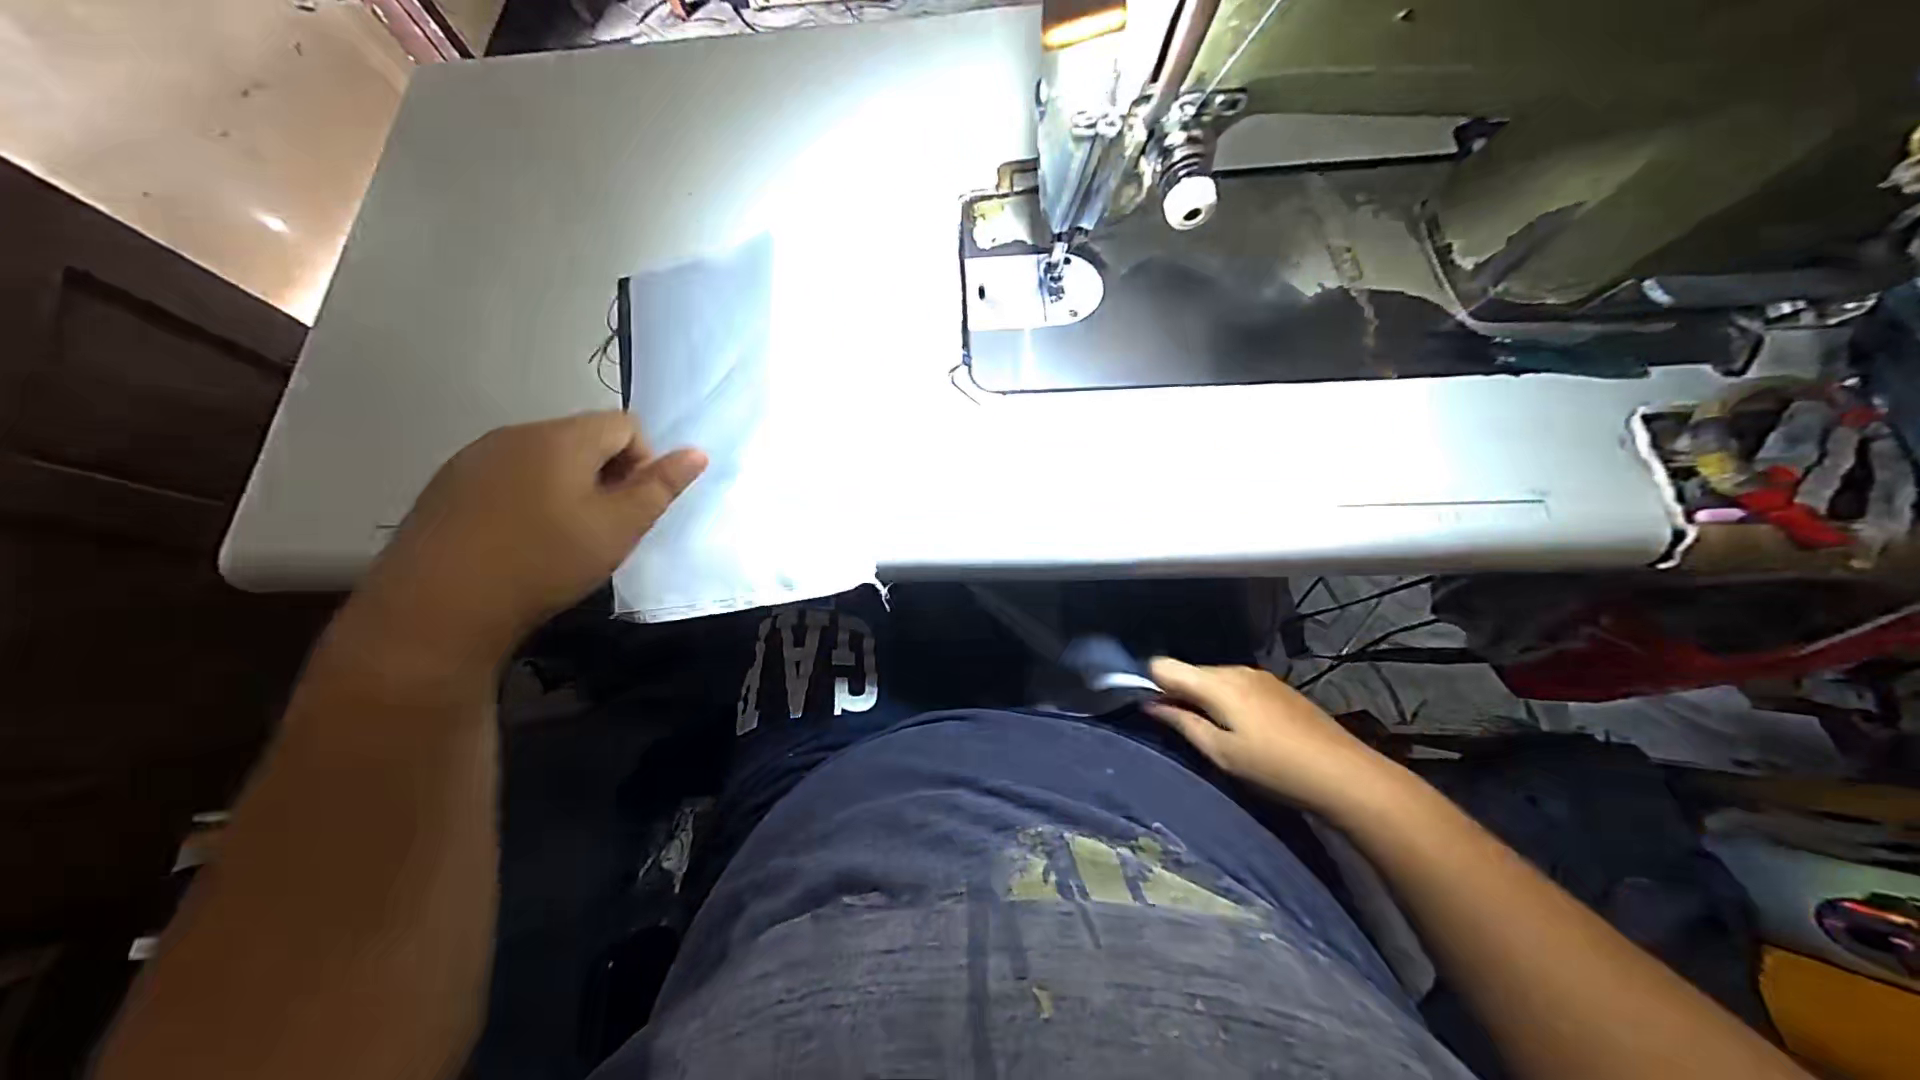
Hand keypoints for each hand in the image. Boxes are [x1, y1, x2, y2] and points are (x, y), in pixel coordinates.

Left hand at [351, 412, 706, 664]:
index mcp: (561, 437)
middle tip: (602, 527)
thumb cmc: (544, 561)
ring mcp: (475, 457)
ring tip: (561, 537)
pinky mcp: (447, 484)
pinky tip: (518, 540)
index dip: (643, 462)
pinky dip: (528, 497)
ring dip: (567, 486)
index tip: (631, 509)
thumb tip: (697, 452)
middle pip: (584, 438)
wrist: (439, 607)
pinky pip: (507, 475)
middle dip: (606, 475)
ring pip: (544, 458)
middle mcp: (516, 433)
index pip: (625, 424)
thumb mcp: (618, 528)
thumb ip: (661, 487)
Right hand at [1145, 658, 1407, 813]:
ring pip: (1213, 678)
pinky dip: (1226, 700)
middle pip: (1188, 671)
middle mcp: (1235, 670)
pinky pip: (1235, 685)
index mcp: (1216, 683)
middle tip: (1181, 729)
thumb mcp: (1221, 753)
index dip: (1148, 682)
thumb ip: (1181, 723)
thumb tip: (1151, 705)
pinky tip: (1242, 729)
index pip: (1163, 665)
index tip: (1149, 708)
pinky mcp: (1276, 687)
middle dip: (1177, 693)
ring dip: (1203, 698)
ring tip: (1214, 734)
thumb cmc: (1275, 767)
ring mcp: (1259, 676)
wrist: (1345, 774)